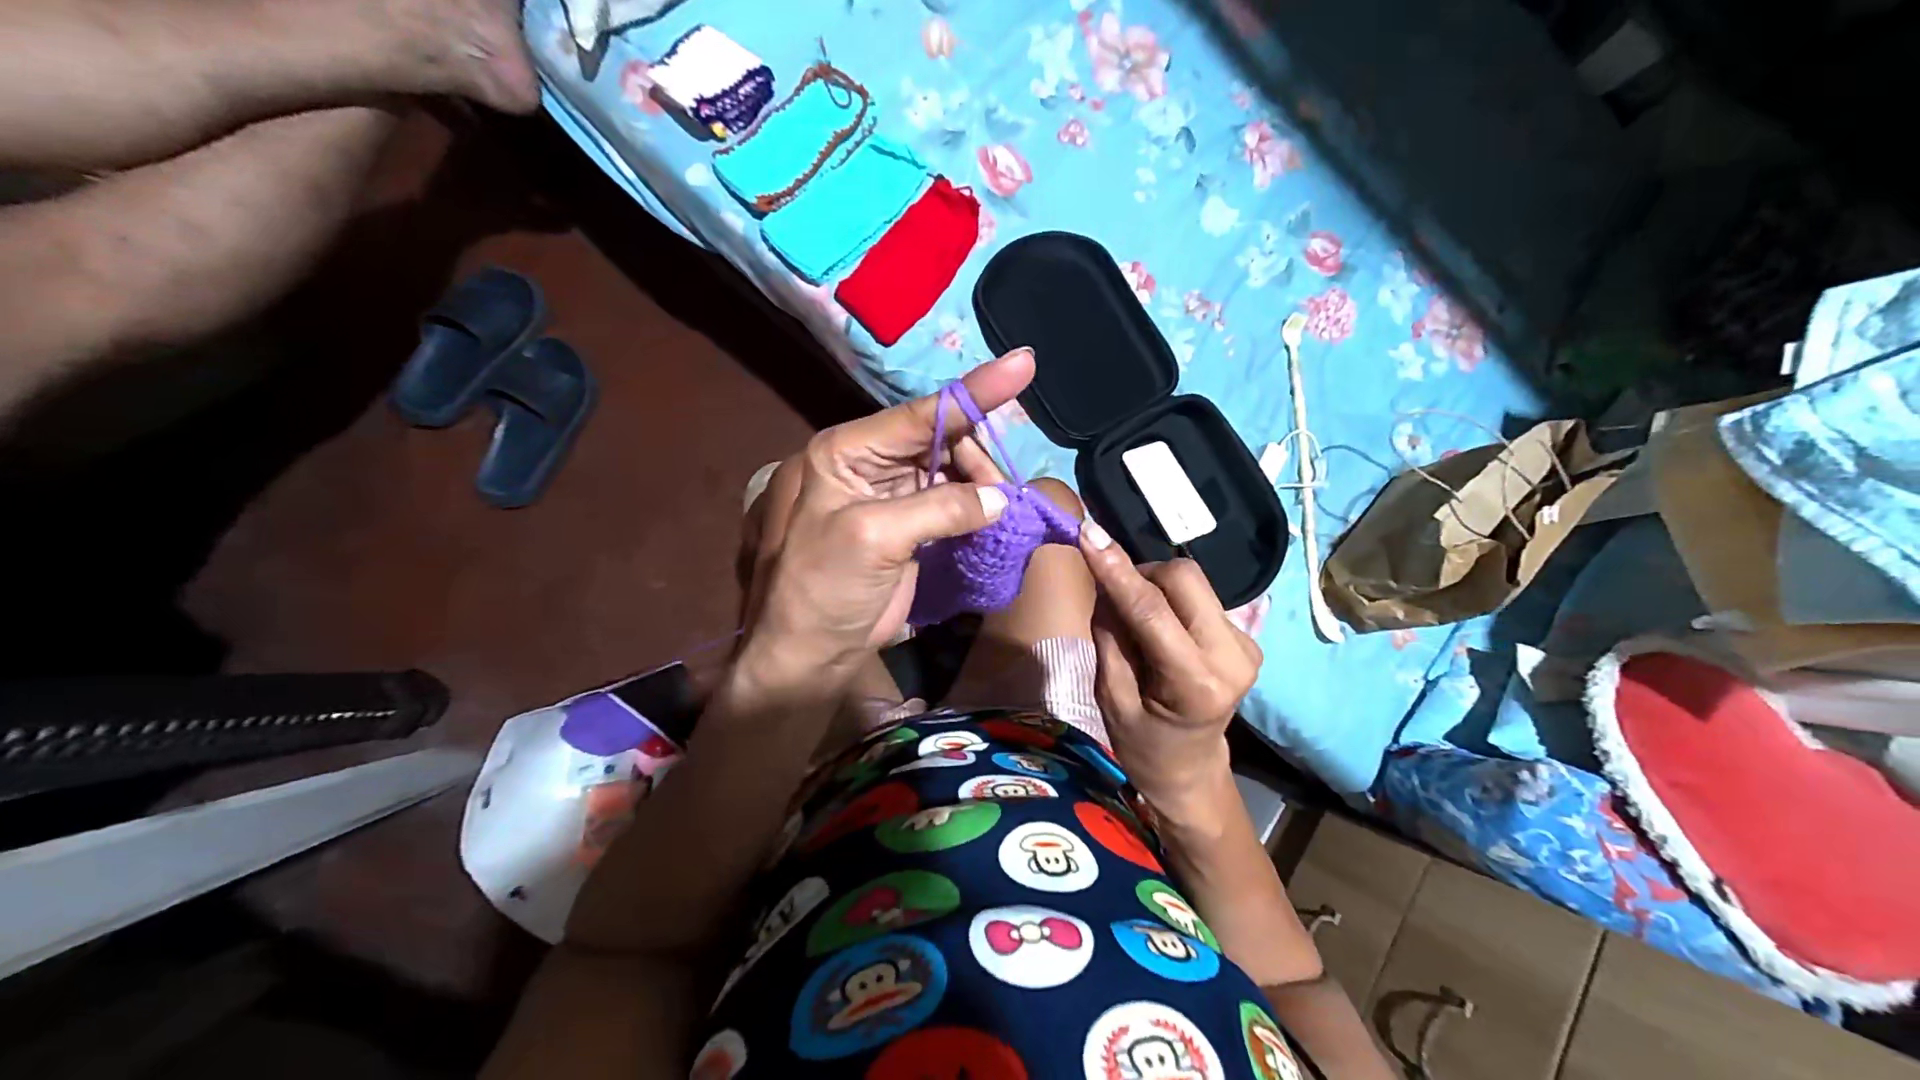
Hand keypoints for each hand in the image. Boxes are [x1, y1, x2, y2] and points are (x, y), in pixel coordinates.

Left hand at [742, 350, 1029, 681]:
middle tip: (1006, 493)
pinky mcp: (908, 530)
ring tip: (1004, 512)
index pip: (919, 413)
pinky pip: (953, 506)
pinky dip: (979, 511)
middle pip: (942, 441)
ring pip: (952, 473)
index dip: (975, 391)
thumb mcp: (873, 538)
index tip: (1024, 363)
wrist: (808, 654)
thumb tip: (1000, 498)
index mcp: (846, 453)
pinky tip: (998, 519)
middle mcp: (869, 466)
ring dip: (983, 487)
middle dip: (978, 458)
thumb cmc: (823, 588)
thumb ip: (939, 508)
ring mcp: (891, 498)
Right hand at [1078, 529, 1261, 818]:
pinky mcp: (1245, 635)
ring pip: (1192, 581)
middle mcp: (1232, 656)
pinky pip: (1198, 596)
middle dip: (1141, 574)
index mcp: (1197, 683)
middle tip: (1114, 598)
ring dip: (1154, 587)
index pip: (1151, 611)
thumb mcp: (1111, 697)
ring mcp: (1245, 643)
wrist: (1190, 769)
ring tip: (1136, 622)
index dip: (1117, 569)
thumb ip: (1109, 636)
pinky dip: (1168, 599)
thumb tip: (1104, 578)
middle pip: (1183, 578)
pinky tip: (1159, 629)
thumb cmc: (1142, 744)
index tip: (1088, 535)